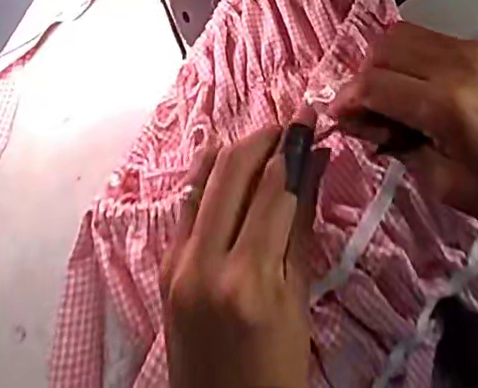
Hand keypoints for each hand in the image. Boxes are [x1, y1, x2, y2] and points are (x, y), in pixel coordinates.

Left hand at [162, 118, 322, 387]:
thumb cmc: (276, 371)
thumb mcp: (297, 300)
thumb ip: (301, 223)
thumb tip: (313, 161)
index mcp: (248, 277)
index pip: (274, 186)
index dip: (295, 143)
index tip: (310, 114)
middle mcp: (204, 262)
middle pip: (234, 169)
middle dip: (265, 137)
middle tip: (291, 125)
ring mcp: (177, 262)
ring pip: (205, 178)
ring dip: (238, 150)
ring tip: (268, 139)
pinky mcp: (164, 266)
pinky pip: (188, 203)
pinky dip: (210, 175)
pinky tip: (229, 162)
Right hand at [329, 22, 477, 256]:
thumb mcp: (454, 188)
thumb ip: (403, 148)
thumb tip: (368, 126)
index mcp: (449, 103)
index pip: (376, 83)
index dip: (348, 101)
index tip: (339, 121)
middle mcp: (460, 63)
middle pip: (385, 45)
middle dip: (364, 76)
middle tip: (366, 115)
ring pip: (407, 34)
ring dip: (387, 63)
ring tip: (392, 103)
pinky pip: (435, 41)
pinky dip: (414, 59)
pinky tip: (422, 94)